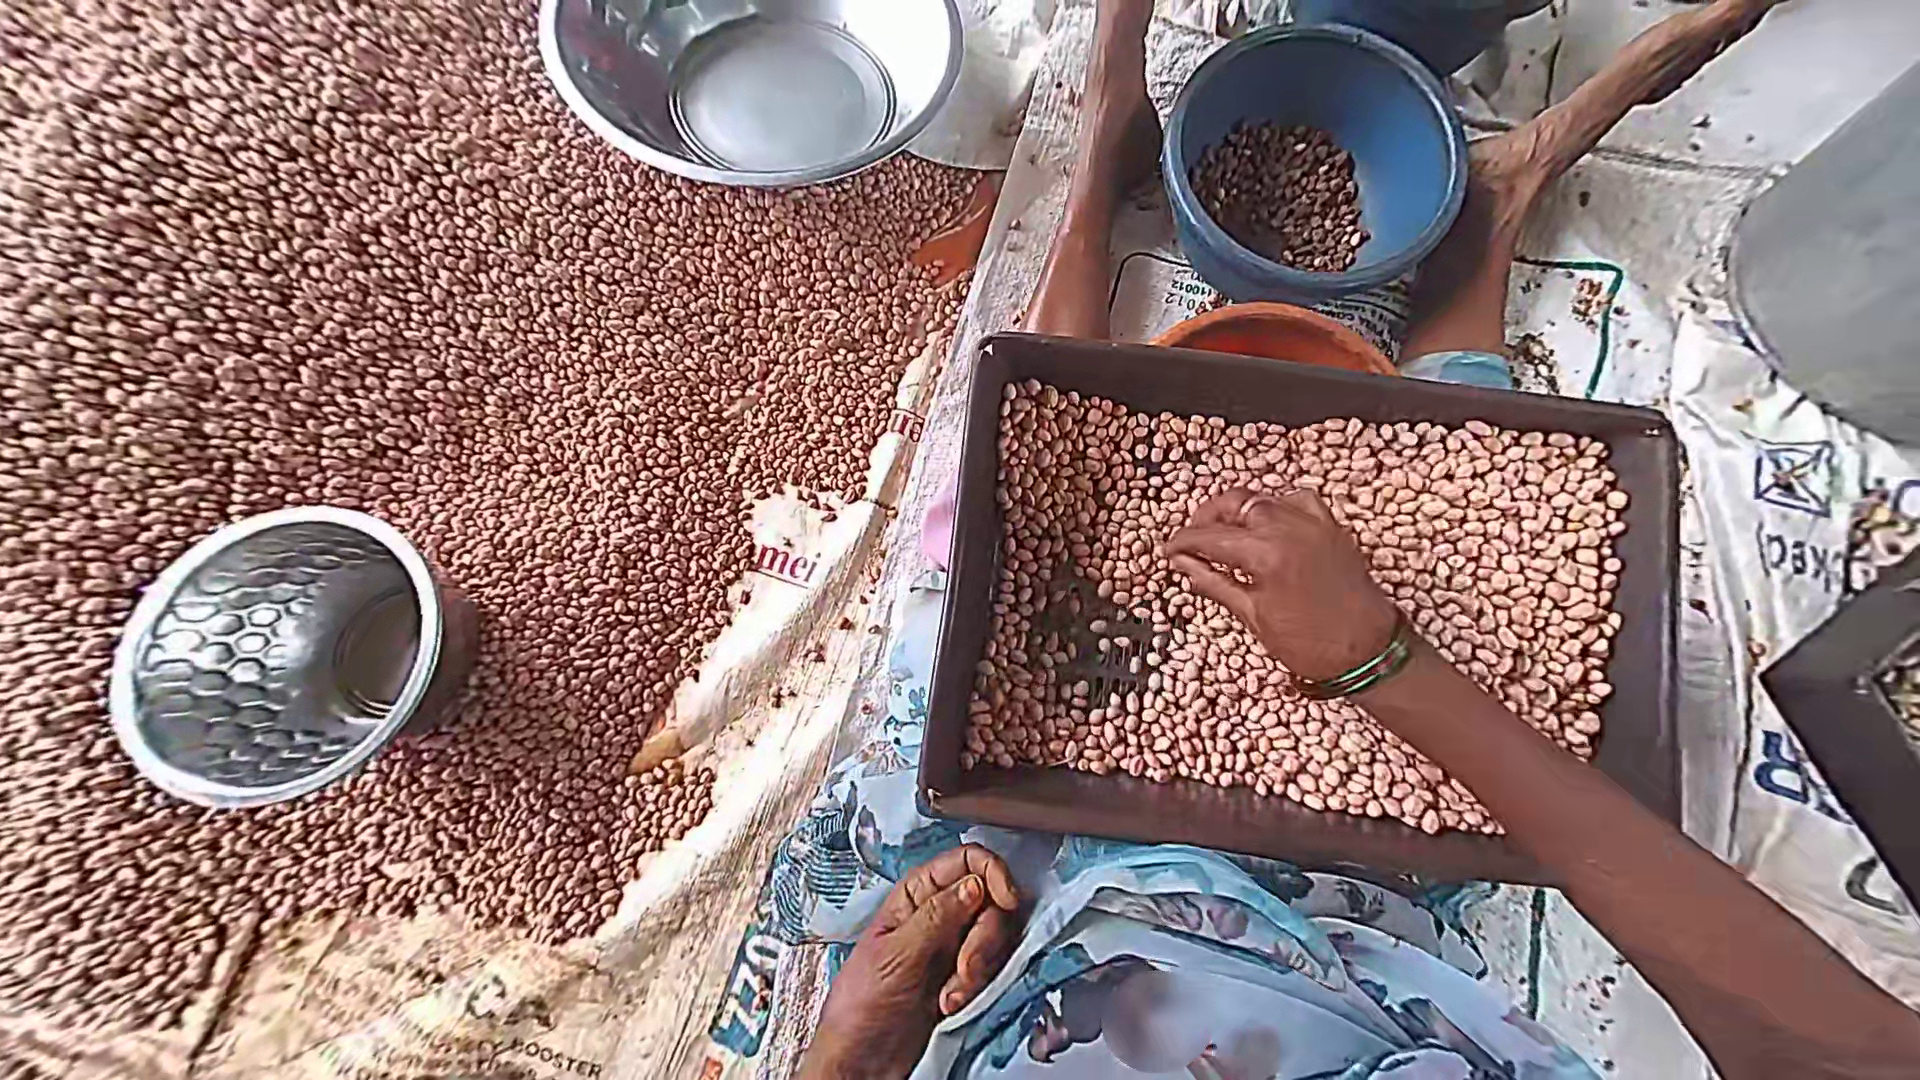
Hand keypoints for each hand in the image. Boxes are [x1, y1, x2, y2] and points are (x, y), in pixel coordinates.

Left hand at [799, 845, 1020, 1078]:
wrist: (861, 1063)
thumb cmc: (863, 1002)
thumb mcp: (896, 955)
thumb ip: (937, 916)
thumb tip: (976, 883)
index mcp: (918, 891)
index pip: (967, 860)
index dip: (992, 872)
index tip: (1007, 900)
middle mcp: (942, 909)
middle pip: (990, 899)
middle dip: (984, 938)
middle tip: (964, 969)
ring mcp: (956, 943)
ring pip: (995, 934)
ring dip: (981, 967)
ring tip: (950, 994)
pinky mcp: (966, 975)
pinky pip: (992, 967)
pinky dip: (980, 987)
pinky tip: (952, 1003)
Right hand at [1163, 488, 1401, 682]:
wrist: (1369, 654)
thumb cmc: (1312, 644)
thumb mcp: (1251, 615)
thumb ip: (1212, 582)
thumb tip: (1183, 564)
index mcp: (1265, 553)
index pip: (1208, 537)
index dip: (1182, 543)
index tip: (1169, 551)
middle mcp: (1289, 529)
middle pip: (1232, 504)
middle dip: (1205, 519)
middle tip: (1191, 541)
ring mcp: (1313, 524)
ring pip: (1261, 499)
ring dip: (1236, 511)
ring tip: (1222, 533)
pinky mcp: (1331, 529)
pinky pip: (1296, 501)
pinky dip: (1275, 507)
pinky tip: (1266, 526)